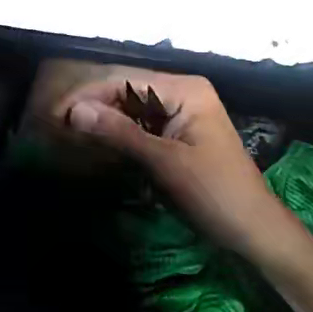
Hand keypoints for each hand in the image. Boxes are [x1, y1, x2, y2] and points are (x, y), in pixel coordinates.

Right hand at [54, 71, 302, 262]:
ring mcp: (182, 111)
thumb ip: (119, 132)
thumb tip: (75, 111)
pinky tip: (98, 141)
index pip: (124, 79)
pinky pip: (140, 123)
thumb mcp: (164, 162)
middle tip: (57, 125)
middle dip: (92, 104)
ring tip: (70, 132)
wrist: (255, 231)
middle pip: (126, 88)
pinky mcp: (178, 131)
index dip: (88, 94)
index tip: (56, 115)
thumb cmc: (215, 194)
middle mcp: (183, 91)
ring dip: (103, 118)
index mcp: (185, 89)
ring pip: (130, 105)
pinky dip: (119, 131)